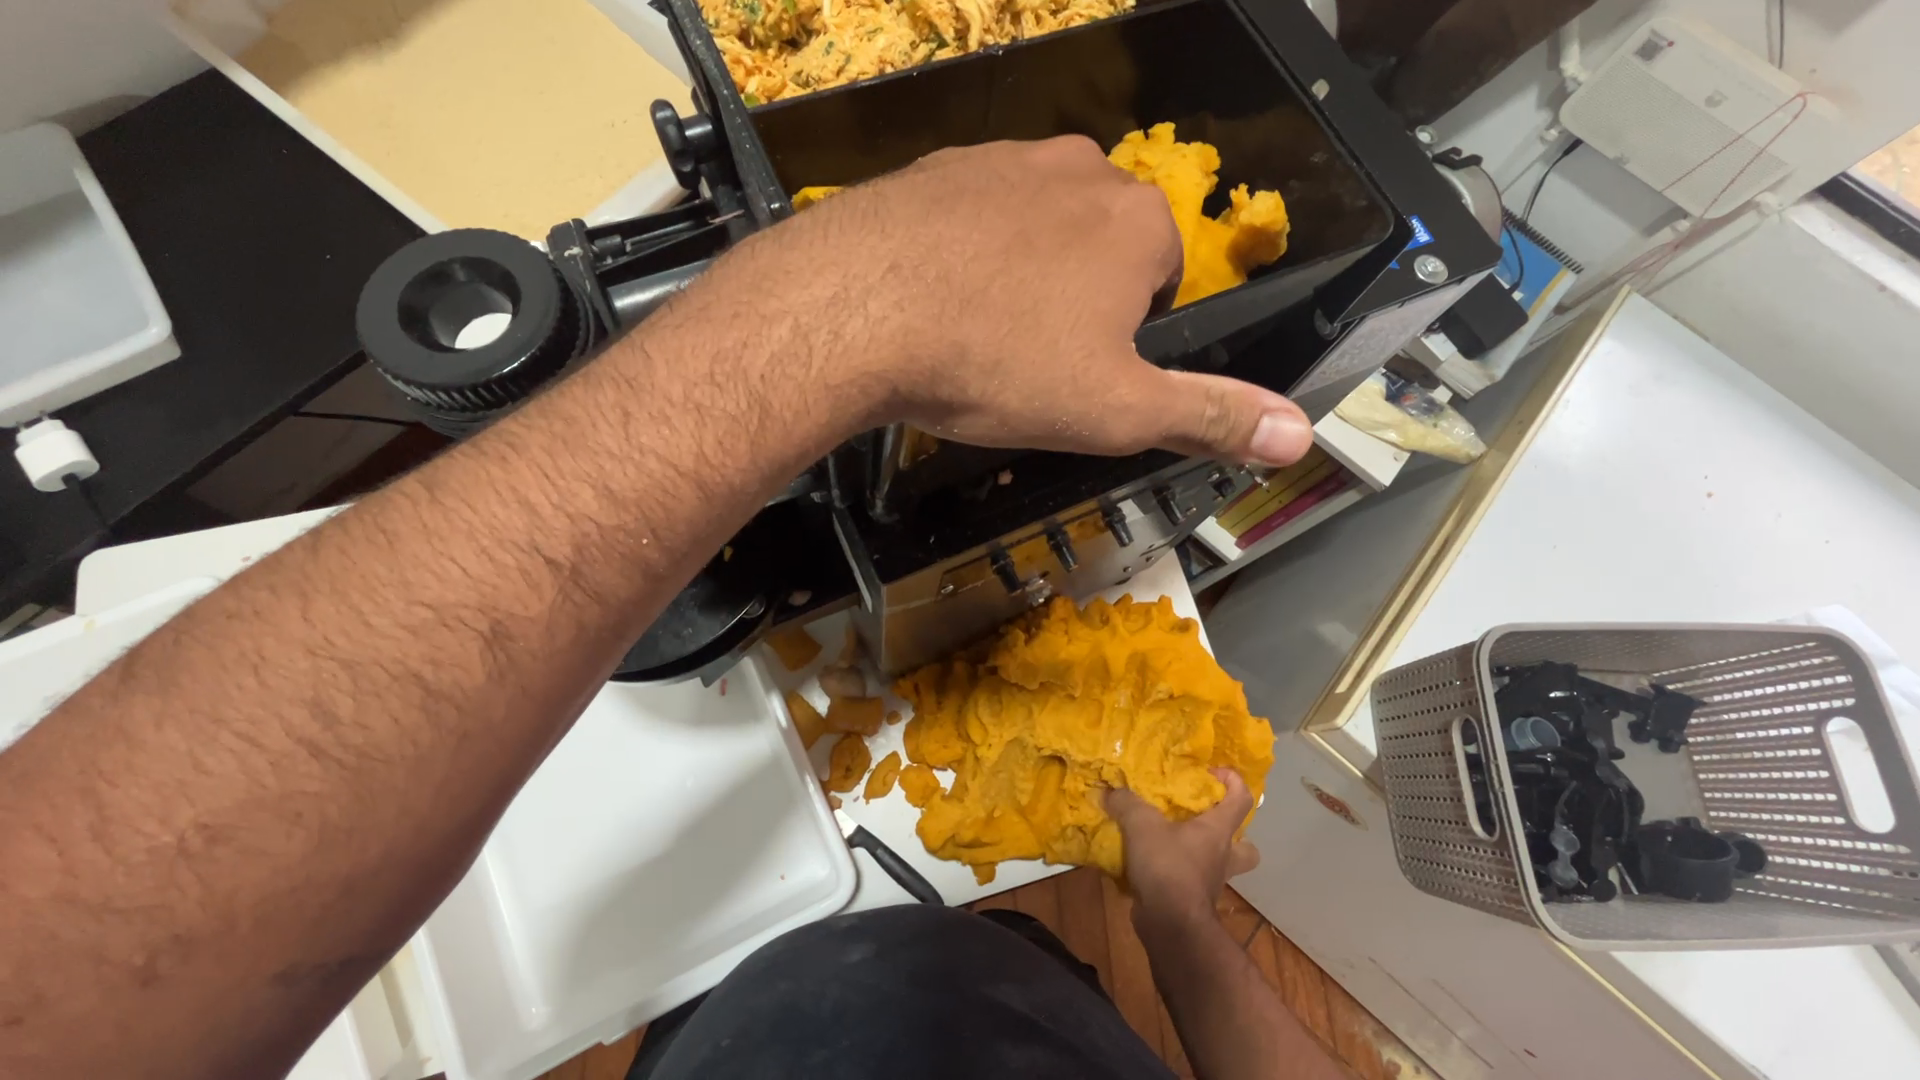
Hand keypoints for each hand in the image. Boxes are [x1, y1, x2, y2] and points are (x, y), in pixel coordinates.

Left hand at [656, 137, 1312, 465]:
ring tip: (974, 336)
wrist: (853, 312)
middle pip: (1098, 247)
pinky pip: (968, 217)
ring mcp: (999, 159)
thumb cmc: (998, 364)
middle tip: (1025, 361)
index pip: (1164, 276)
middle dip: (1075, 301)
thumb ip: (1209, 416)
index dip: (1127, 335)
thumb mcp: (1114, 411)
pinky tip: (930, 300)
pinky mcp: (932, 167)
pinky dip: (961, 255)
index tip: (1081, 372)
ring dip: (1018, 278)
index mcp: (1137, 222)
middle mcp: (1079, 169)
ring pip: (1032, 230)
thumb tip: (1300, 435)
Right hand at [1106, 769, 1260, 928]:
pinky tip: (1150, 868)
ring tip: (1171, 844)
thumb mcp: (1141, 824)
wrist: (1170, 924)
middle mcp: (1221, 857)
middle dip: (1233, 836)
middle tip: (1203, 822)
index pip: (1241, 800)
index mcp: (1217, 831)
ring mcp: (1210, 883)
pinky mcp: (1193, 902)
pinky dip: (1175, 876)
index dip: (1233, 782)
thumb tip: (1109, 791)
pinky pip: (1190, 883)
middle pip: (1246, 847)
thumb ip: (1126, 803)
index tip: (1212, 773)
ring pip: (1217, 867)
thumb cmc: (1167, 866)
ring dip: (1199, 856)